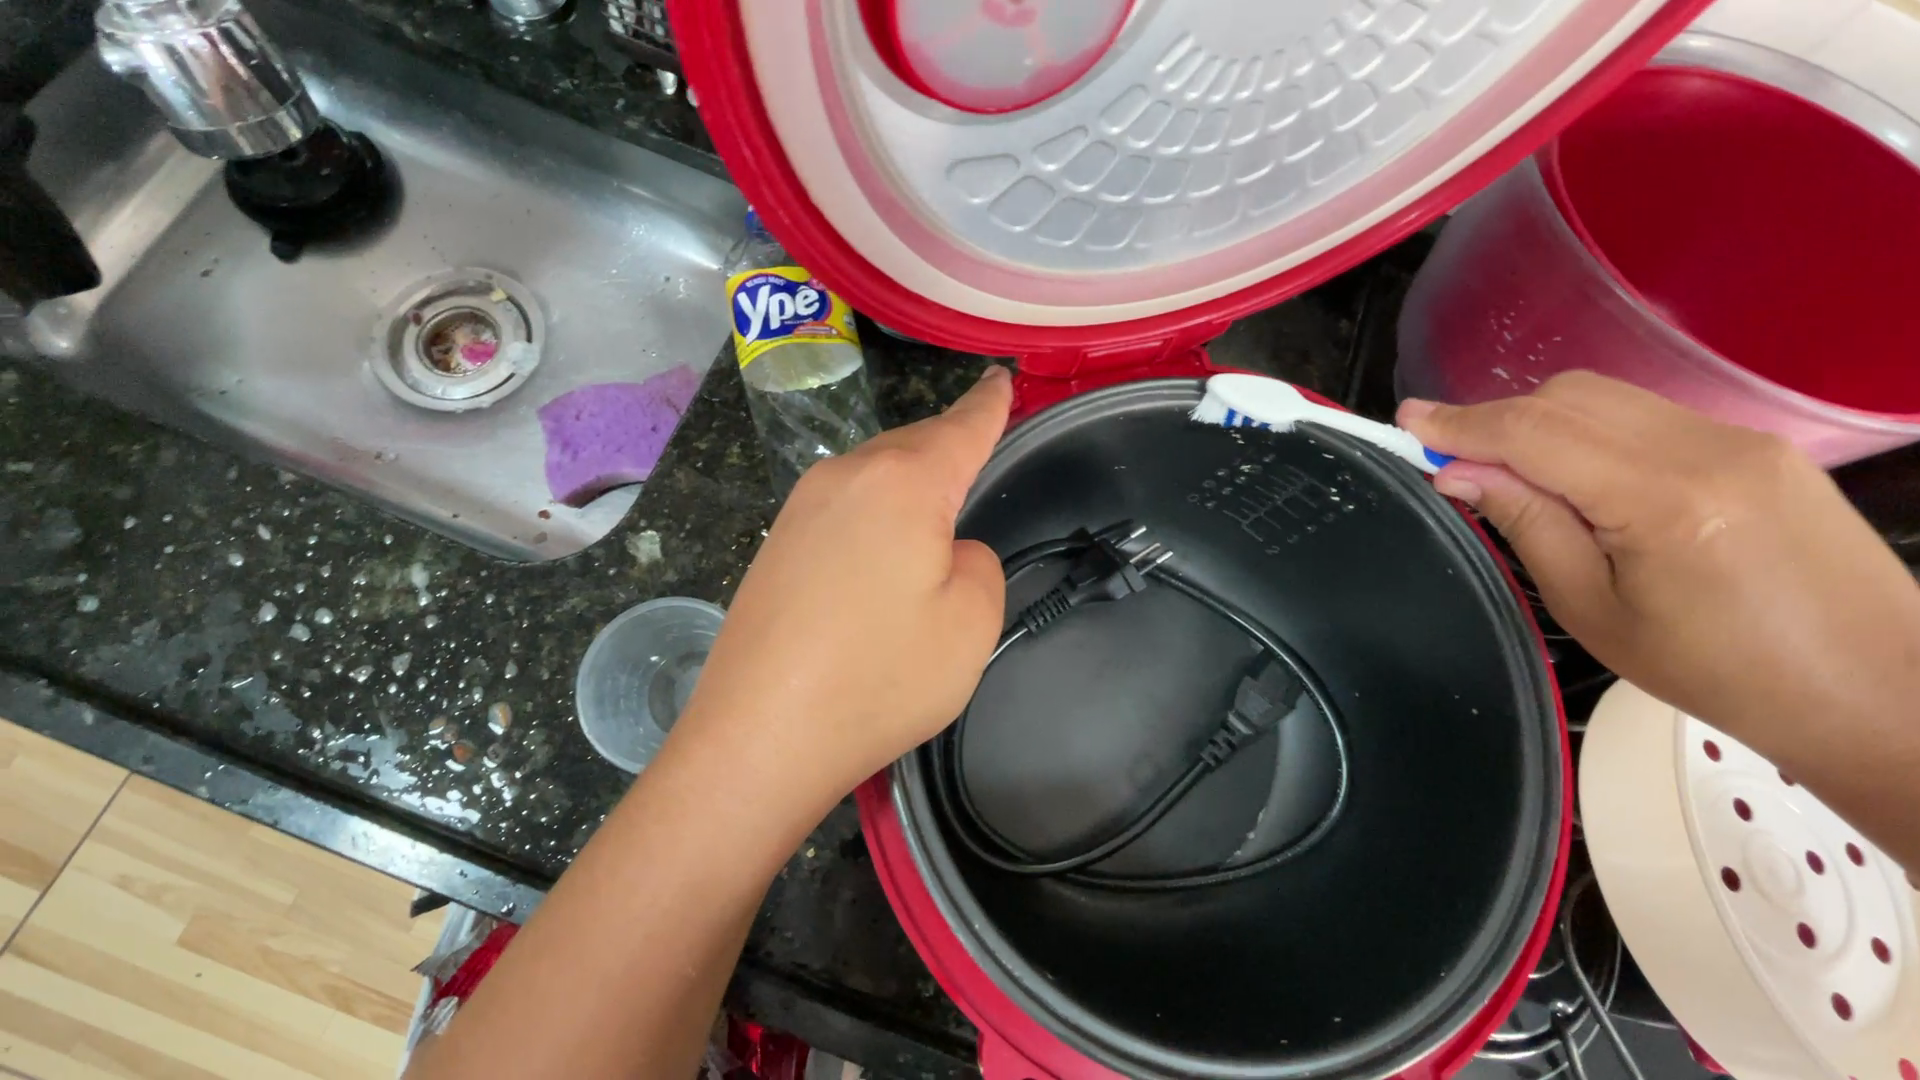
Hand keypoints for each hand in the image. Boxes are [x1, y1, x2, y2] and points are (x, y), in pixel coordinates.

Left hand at [675, 366, 1012, 814]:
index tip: (1001, 378)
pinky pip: (843, 506)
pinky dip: (873, 514)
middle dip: (948, 446)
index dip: (989, 404)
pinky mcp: (776, 543)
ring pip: (873, 474)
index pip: (962, 427)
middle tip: (978, 458)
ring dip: (908, 484)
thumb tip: (947, 550)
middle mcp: (846, 477)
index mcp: (903, 483)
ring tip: (932, 514)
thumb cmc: (878, 678)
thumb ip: (978, 566)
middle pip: (913, 444)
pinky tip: (878, 553)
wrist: (759, 735)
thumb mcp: (969, 625)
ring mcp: (800, 508)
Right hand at [1399, 372, 1919, 868]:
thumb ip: (1528, 527)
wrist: (1878, 690)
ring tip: (1497, 462)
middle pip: (1570, 397)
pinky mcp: (1758, 446)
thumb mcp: (1595, 611)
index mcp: (1664, 499)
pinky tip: (1565, 468)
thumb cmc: (1720, 672)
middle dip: (1494, 416)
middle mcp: (1707, 448)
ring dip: (1537, 418)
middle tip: (1443, 453)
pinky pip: (1644, 415)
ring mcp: (1741, 439)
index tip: (1406, 421)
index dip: (1461, 423)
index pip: (1537, 433)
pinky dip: (1584, 427)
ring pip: (1606, 397)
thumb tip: (1460, 474)